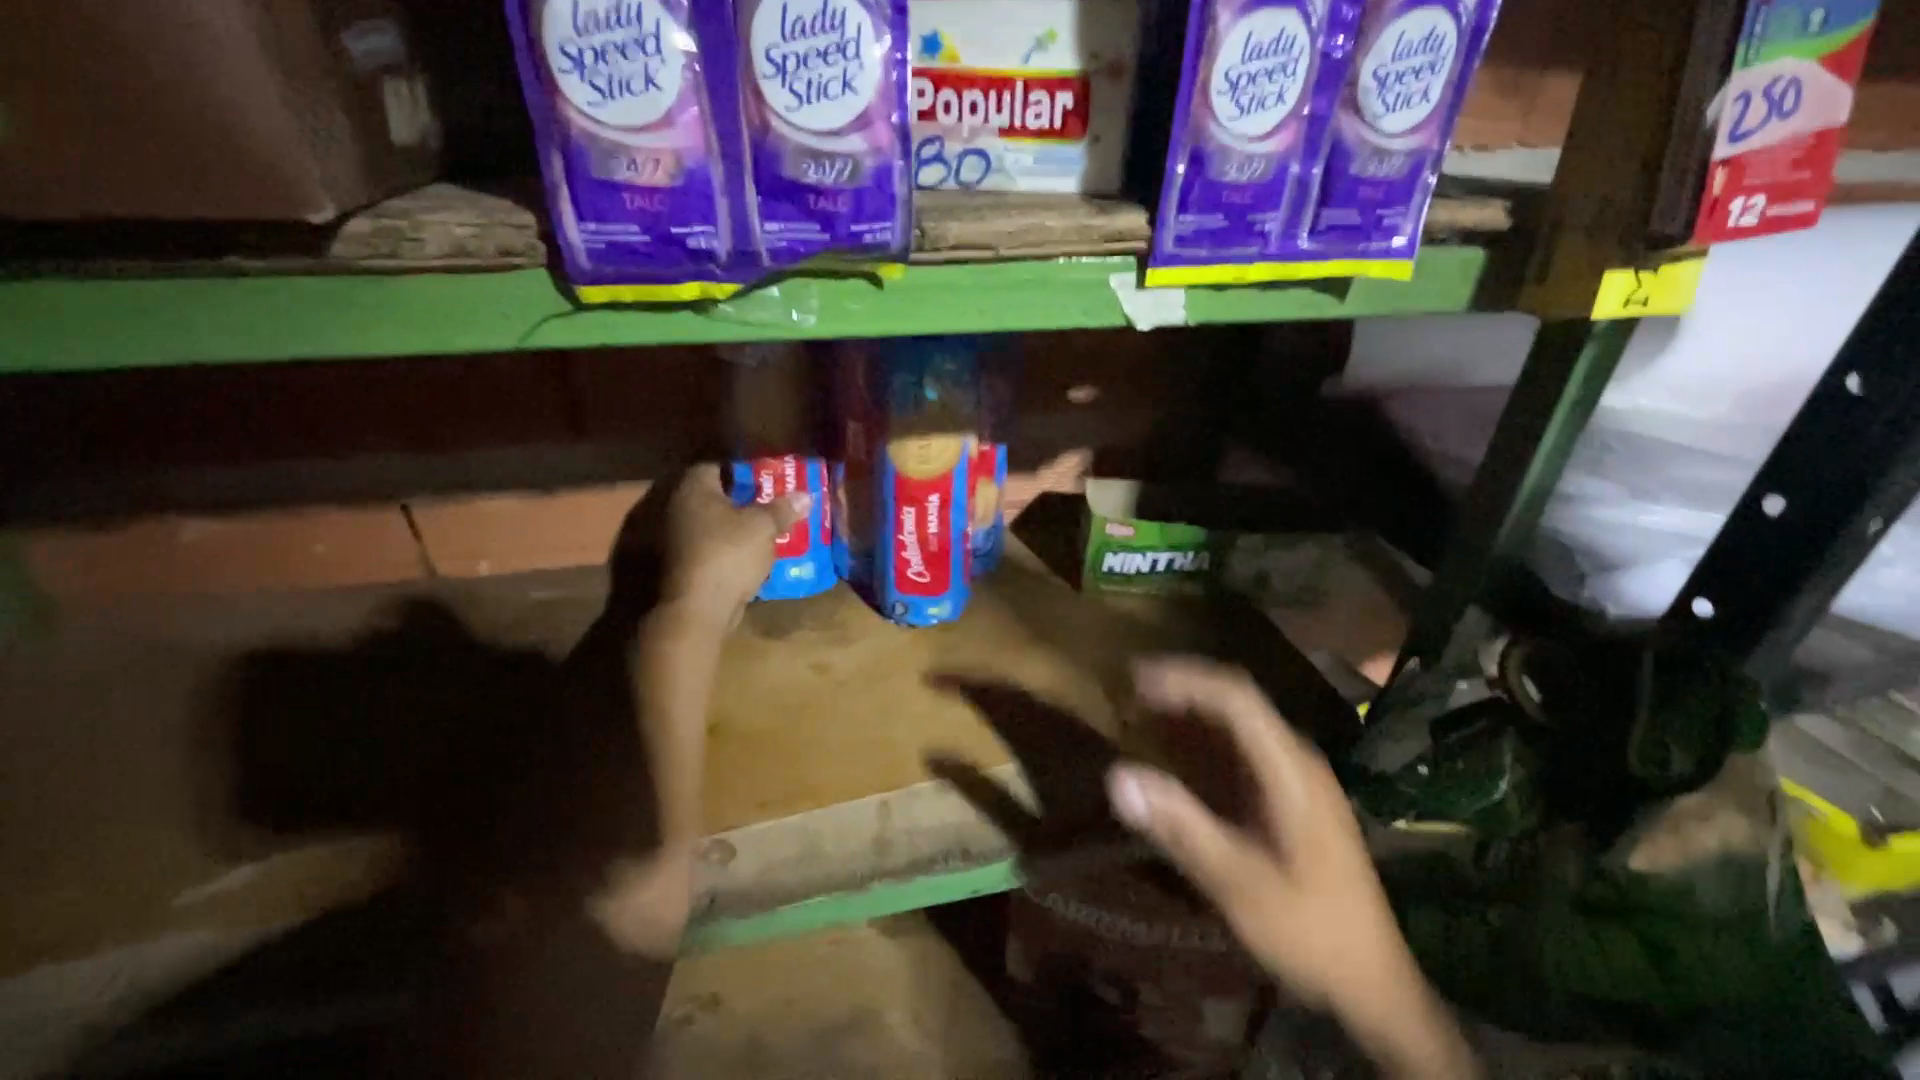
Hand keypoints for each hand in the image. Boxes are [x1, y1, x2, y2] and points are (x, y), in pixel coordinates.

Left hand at [660, 463, 809, 628]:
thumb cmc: (730, 553)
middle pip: (716, 496)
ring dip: (739, 526)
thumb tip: (805, 496)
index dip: (742, 469)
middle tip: (774, 501)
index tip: (767, 477)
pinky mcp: (686, 565)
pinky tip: (756, 553)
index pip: (716, 465)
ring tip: (771, 528)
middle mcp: (680, 509)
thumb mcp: (763, 526)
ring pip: (716, 524)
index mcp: (694, 489)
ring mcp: (679, 539)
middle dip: (744, 499)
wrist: (700, 607)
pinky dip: (732, 548)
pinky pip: (714, 547)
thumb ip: (782, 509)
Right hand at [1105, 657, 1413, 1013]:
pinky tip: (1172, 760)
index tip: (1135, 680)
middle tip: (1126, 695)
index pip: (1237, 698)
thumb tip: (1118, 776)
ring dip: (1189, 718)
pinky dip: (1202, 748)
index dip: (1185, 680)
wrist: (1371, 982)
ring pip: (1237, 728)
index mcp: (1292, 771)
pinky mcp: (1289, 803)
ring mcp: (1296, 782)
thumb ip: (1181, 828)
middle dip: (1181, 692)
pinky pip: (1240, 757)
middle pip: (1236, 704)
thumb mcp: (1240, 884)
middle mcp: (1296, 763)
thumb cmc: (1311, 931)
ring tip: (1138, 716)